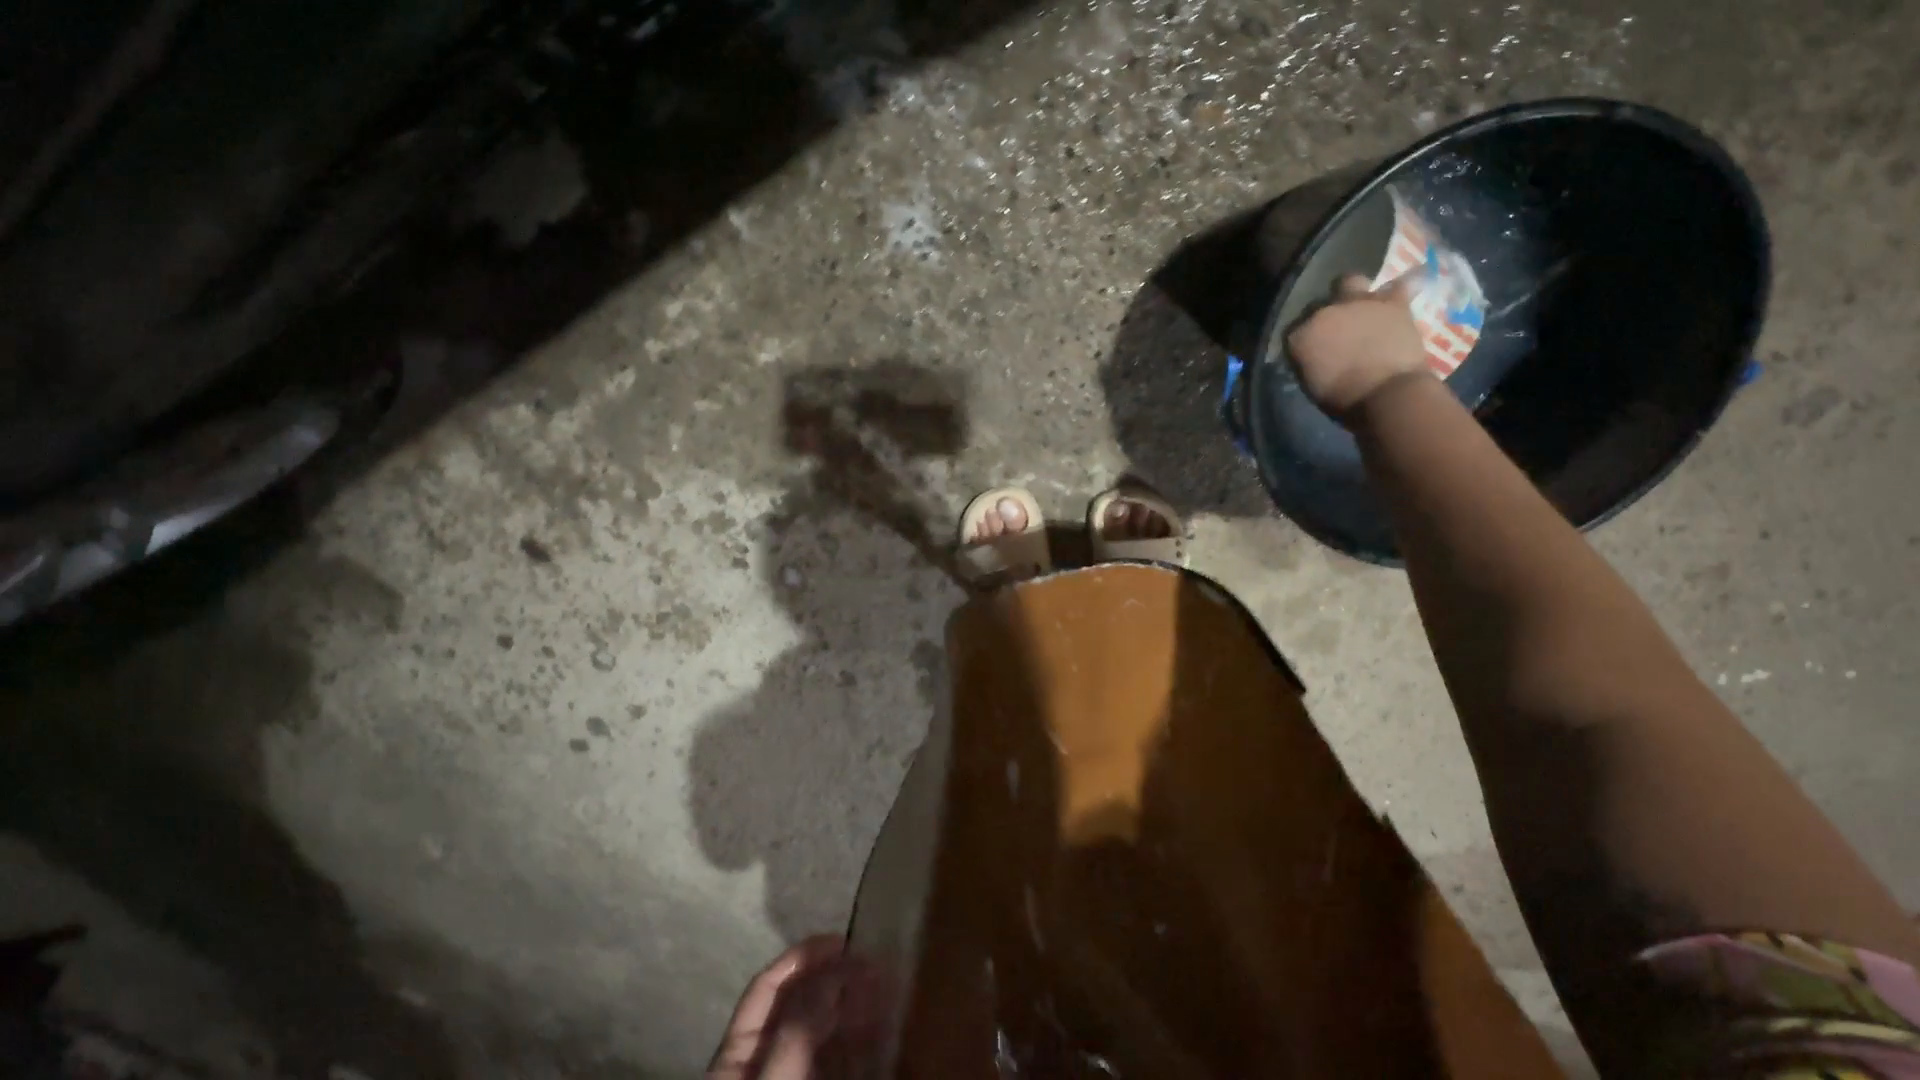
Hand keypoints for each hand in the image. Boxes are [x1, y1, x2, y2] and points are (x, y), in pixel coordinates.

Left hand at [708, 936, 889, 1079]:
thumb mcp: (773, 1076)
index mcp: (737, 1052)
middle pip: (801, 1008)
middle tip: (875, 964)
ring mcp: (792, 1076)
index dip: (801, 958)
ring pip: (825, 1036)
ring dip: (856, 1011)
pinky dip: (861, 1046)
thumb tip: (829, 980)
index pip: (767, 988)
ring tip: (888, 992)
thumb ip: (797, 1031)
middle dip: (838, 982)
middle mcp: (764, 1060)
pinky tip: (884, 1032)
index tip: (840, 940)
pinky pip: (840, 1064)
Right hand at [1286, 274, 1429, 419]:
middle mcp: (1324, 312)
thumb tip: (1313, 355)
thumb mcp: (1313, 385)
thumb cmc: (1345, 399)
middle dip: (1325, 315)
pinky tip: (1397, 294)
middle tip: (1335, 330)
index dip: (1304, 340)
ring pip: (1350, 282)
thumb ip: (1309, 362)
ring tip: (1360, 306)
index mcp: (1301, 336)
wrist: (1387, 393)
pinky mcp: (1392, 303)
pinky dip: (1397, 291)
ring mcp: (1359, 303)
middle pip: (1318, 305)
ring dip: (1353, 292)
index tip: (1311, 351)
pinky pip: (1397, 286)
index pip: (1294, 330)